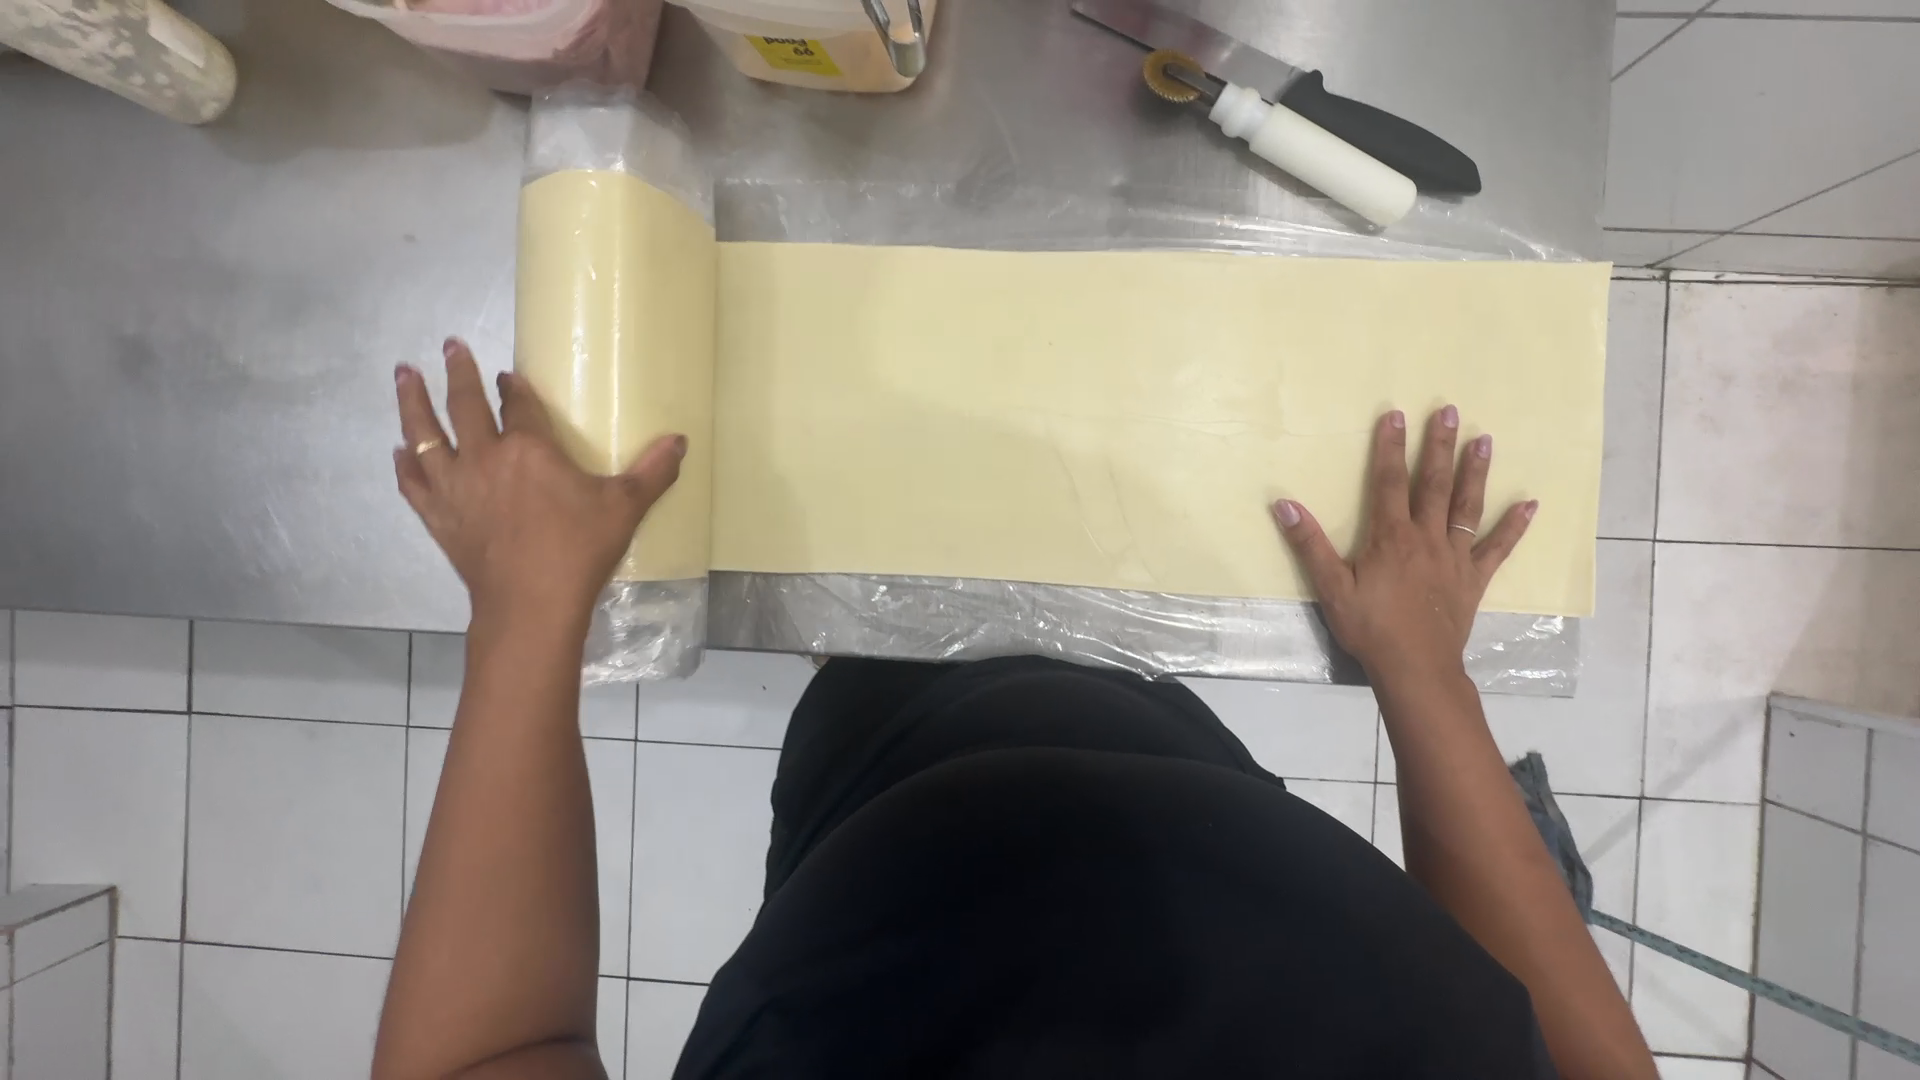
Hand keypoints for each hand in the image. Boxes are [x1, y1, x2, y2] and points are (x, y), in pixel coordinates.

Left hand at [393, 338, 684, 631]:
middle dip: (459, 373)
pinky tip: (400, 451)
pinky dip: (405, 463)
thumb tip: (680, 441)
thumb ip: (654, 471)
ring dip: (412, 402)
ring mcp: (455, 487)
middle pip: (465, 405)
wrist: (532, 602)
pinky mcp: (439, 516)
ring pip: (424, 434)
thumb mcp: (627, 506)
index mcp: (530, 449)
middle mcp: (485, 457)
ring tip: (403, 374)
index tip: (508, 375)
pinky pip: (414, 482)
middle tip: (451, 346)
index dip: (514, 387)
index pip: (519, 405)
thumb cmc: (580, 549)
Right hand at [1272, 407, 1534, 684]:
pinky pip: (1498, 548)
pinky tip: (1530, 504)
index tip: (1395, 416)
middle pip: (1434, 484)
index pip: (1389, 482)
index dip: (1390, 448)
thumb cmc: (1369, 626)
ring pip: (1468, 507)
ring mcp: (1455, 557)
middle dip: (1438, 447)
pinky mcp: (1474, 579)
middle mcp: (1427, 538)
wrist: (1415, 666)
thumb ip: (1308, 544)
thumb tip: (1284, 505)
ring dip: (1476, 472)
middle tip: (1448, 411)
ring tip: (1484, 439)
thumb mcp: (1330, 586)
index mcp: (1391, 537)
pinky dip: (1514, 526)